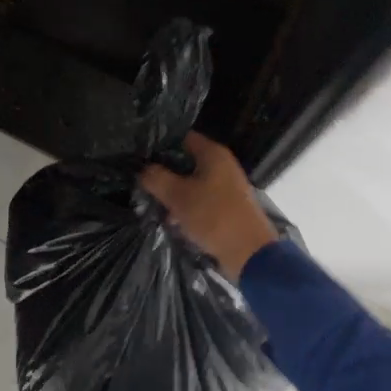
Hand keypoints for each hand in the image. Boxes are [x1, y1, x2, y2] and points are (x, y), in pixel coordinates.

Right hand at [139, 132, 277, 280]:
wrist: (249, 252)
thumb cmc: (213, 216)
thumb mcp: (177, 196)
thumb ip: (156, 178)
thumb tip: (143, 170)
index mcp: (213, 154)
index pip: (181, 138)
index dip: (160, 146)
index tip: (141, 159)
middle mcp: (222, 165)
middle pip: (186, 162)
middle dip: (165, 173)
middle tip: (144, 184)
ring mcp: (227, 186)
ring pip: (192, 182)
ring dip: (175, 193)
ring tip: (156, 206)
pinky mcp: (228, 206)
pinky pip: (202, 199)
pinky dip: (188, 207)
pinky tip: (174, 221)